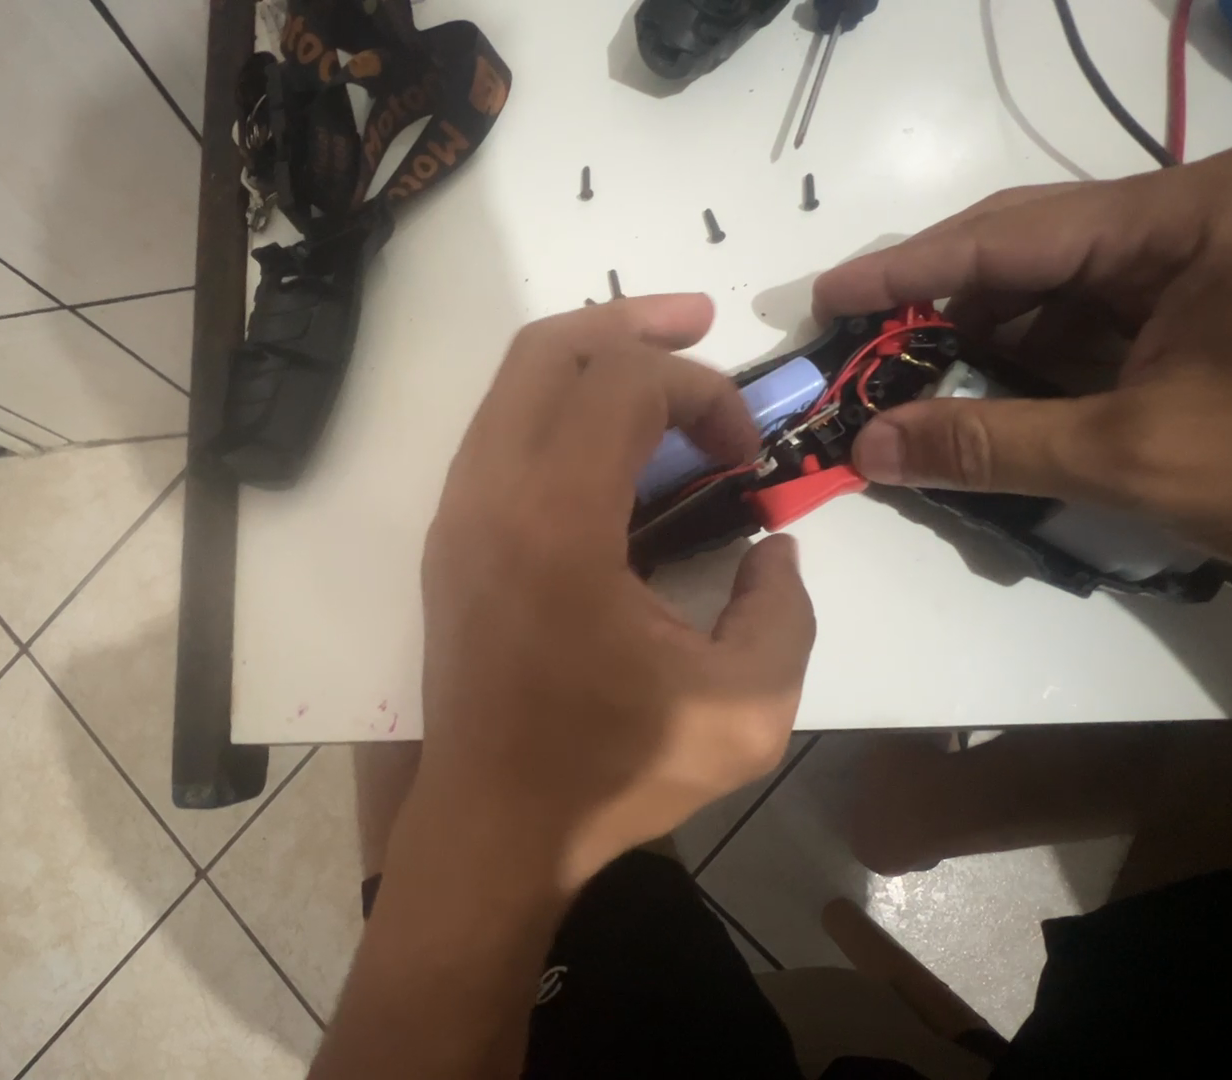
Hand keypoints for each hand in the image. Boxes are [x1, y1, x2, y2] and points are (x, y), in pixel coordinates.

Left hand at [410, 295, 815, 891]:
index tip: (741, 452)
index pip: (622, 384)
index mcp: (555, 525)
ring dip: (587, 358)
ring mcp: (454, 514)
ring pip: (511, 384)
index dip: (700, 390)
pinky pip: (497, 432)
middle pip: (547, 350)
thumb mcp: (746, 708)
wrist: (493, 820)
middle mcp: (488, 497)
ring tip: (659, 368)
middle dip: (631, 322)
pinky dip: (554, 409)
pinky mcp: (447, 538)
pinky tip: (608, 442)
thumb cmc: (611, 770)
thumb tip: (771, 548)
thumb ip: (784, 611)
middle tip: (699, 324)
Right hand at [815, 144, 1231, 599]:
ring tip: (902, 387)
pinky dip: (1029, 370)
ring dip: (978, 346)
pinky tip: (978, 403)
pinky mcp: (1220, 317)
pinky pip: (1094, 333)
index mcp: (1194, 217)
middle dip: (936, 307)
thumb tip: (865, 449)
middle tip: (856, 348)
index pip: (1009, 235)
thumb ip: (987, 445)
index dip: (902, 270)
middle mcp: (1202, 221)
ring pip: (1055, 298)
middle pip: (1027, 254)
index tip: (825, 296)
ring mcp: (1215, 269)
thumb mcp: (1139, 457)